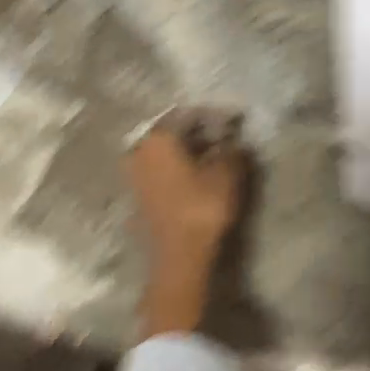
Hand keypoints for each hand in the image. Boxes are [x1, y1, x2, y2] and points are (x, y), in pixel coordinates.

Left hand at [124, 108, 246, 338]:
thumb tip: (232, 140)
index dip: (214, 116)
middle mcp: (139, 149)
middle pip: (172, 132)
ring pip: (165, 153)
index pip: (188, 114)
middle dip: (198, 133)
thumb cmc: (203, 208)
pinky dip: (178, 169)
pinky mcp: (138, 196)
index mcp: (158, 137)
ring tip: (212, 158)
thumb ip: (232, 151)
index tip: (235, 120)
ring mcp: (134, 174)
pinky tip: (196, 177)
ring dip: (187, 153)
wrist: (179, 256)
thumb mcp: (227, 175)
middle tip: (223, 138)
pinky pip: (161, 171)